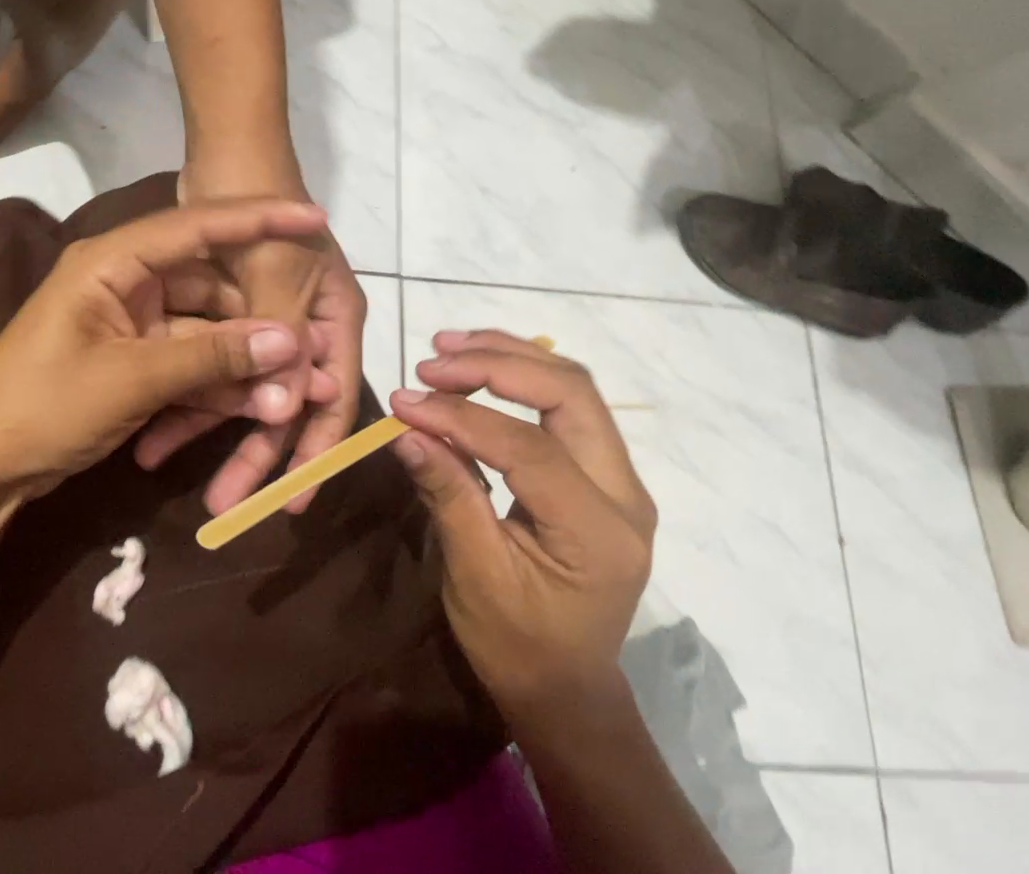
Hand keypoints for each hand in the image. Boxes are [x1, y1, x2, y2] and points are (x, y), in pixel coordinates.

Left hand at [0, 198, 328, 502]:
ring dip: (243, 365)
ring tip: (291, 399)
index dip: (257, 220)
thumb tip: (289, 341)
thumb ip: (211, 356)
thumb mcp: (130, 379)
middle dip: (260, 327)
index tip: (314, 217)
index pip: (195, 227)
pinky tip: (253, 413)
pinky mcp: (131, 363)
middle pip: (209, 290)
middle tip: (313, 358)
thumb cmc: (43, 406)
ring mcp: (128, 326)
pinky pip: (186, 363)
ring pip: (204, 333)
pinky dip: (214, 387)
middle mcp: (124, 283)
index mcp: (112, 263)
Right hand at [386, 331, 655, 718]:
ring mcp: (620, 482)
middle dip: (498, 364)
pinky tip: (479, 371)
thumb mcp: (474, 575)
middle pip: (571, 395)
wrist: (563, 684)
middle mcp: (625, 494)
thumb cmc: (515, 642)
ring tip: (450, 345)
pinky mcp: (601, 478)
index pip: (529, 446)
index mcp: (598, 530)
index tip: (403, 401)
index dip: (461, 416)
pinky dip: (522, 381)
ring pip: (574, 391)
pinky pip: (568, 411)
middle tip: (432, 360)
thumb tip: (406, 430)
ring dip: (512, 360)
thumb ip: (448, 494)